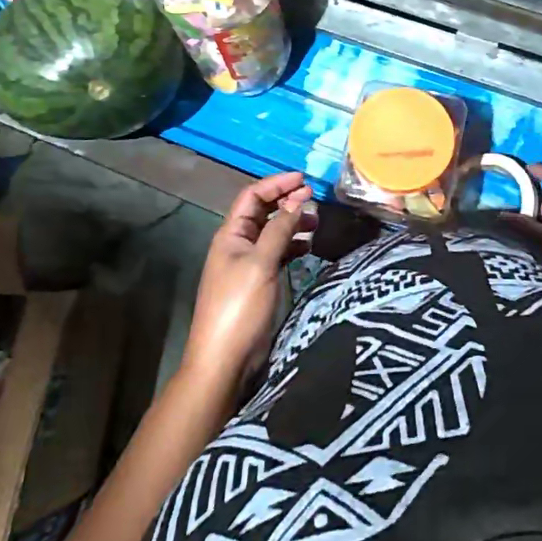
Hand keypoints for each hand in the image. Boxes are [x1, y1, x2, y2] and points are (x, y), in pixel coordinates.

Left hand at [181, 172, 316, 394]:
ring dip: (293, 224)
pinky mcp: (258, 283)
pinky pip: (277, 253)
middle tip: (315, 200)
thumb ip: (280, 230)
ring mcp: (248, 264)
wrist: (224, 360)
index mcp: (231, 234)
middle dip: (288, 202)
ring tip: (317, 224)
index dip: (277, 184)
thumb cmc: (239, 307)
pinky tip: (308, 248)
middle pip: (263, 212)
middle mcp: (238, 244)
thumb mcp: (261, 264)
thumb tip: (298, 201)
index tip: (304, 180)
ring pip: (273, 232)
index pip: (253, 196)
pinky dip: (293, 246)